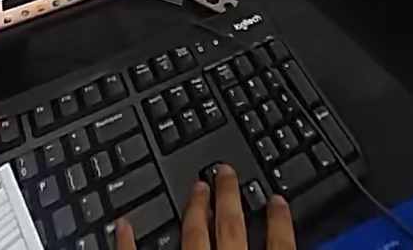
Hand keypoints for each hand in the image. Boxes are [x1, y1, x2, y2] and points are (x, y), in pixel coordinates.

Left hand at [115, 166, 292, 249]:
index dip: (281, 223)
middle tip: (225, 171)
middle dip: (229, 197)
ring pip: (193, 240)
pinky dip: (126, 245)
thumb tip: (291, 246)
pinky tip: (121, 225)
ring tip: (196, 186)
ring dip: (194, 210)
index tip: (278, 199)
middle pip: (231, 231)